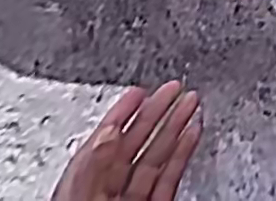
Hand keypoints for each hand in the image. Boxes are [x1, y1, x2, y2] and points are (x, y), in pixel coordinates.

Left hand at [51, 82, 202, 200]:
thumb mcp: (82, 199)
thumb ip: (94, 166)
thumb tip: (109, 130)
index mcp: (83, 186)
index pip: (104, 140)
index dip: (122, 111)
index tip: (139, 89)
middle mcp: (106, 191)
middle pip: (134, 142)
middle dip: (155, 110)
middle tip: (173, 86)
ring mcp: (130, 200)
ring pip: (156, 155)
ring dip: (176, 124)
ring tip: (191, 99)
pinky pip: (170, 176)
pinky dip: (184, 151)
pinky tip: (193, 131)